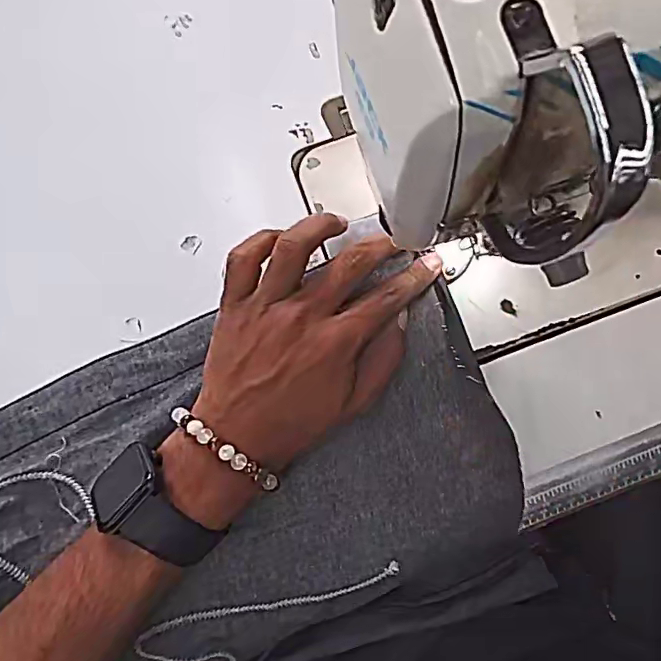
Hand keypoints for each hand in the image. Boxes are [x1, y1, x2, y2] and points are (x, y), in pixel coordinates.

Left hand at [157, 214, 442, 529]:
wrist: (238, 437)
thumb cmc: (290, 423)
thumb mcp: (353, 403)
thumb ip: (382, 360)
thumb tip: (398, 323)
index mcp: (334, 343)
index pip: (385, 297)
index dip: (413, 277)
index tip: (424, 266)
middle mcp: (301, 318)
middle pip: (349, 263)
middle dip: (380, 246)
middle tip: (389, 243)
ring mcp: (266, 307)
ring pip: (294, 247)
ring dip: (319, 226)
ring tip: (334, 224)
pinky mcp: (235, 306)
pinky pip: (243, 259)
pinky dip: (262, 240)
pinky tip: (280, 239)